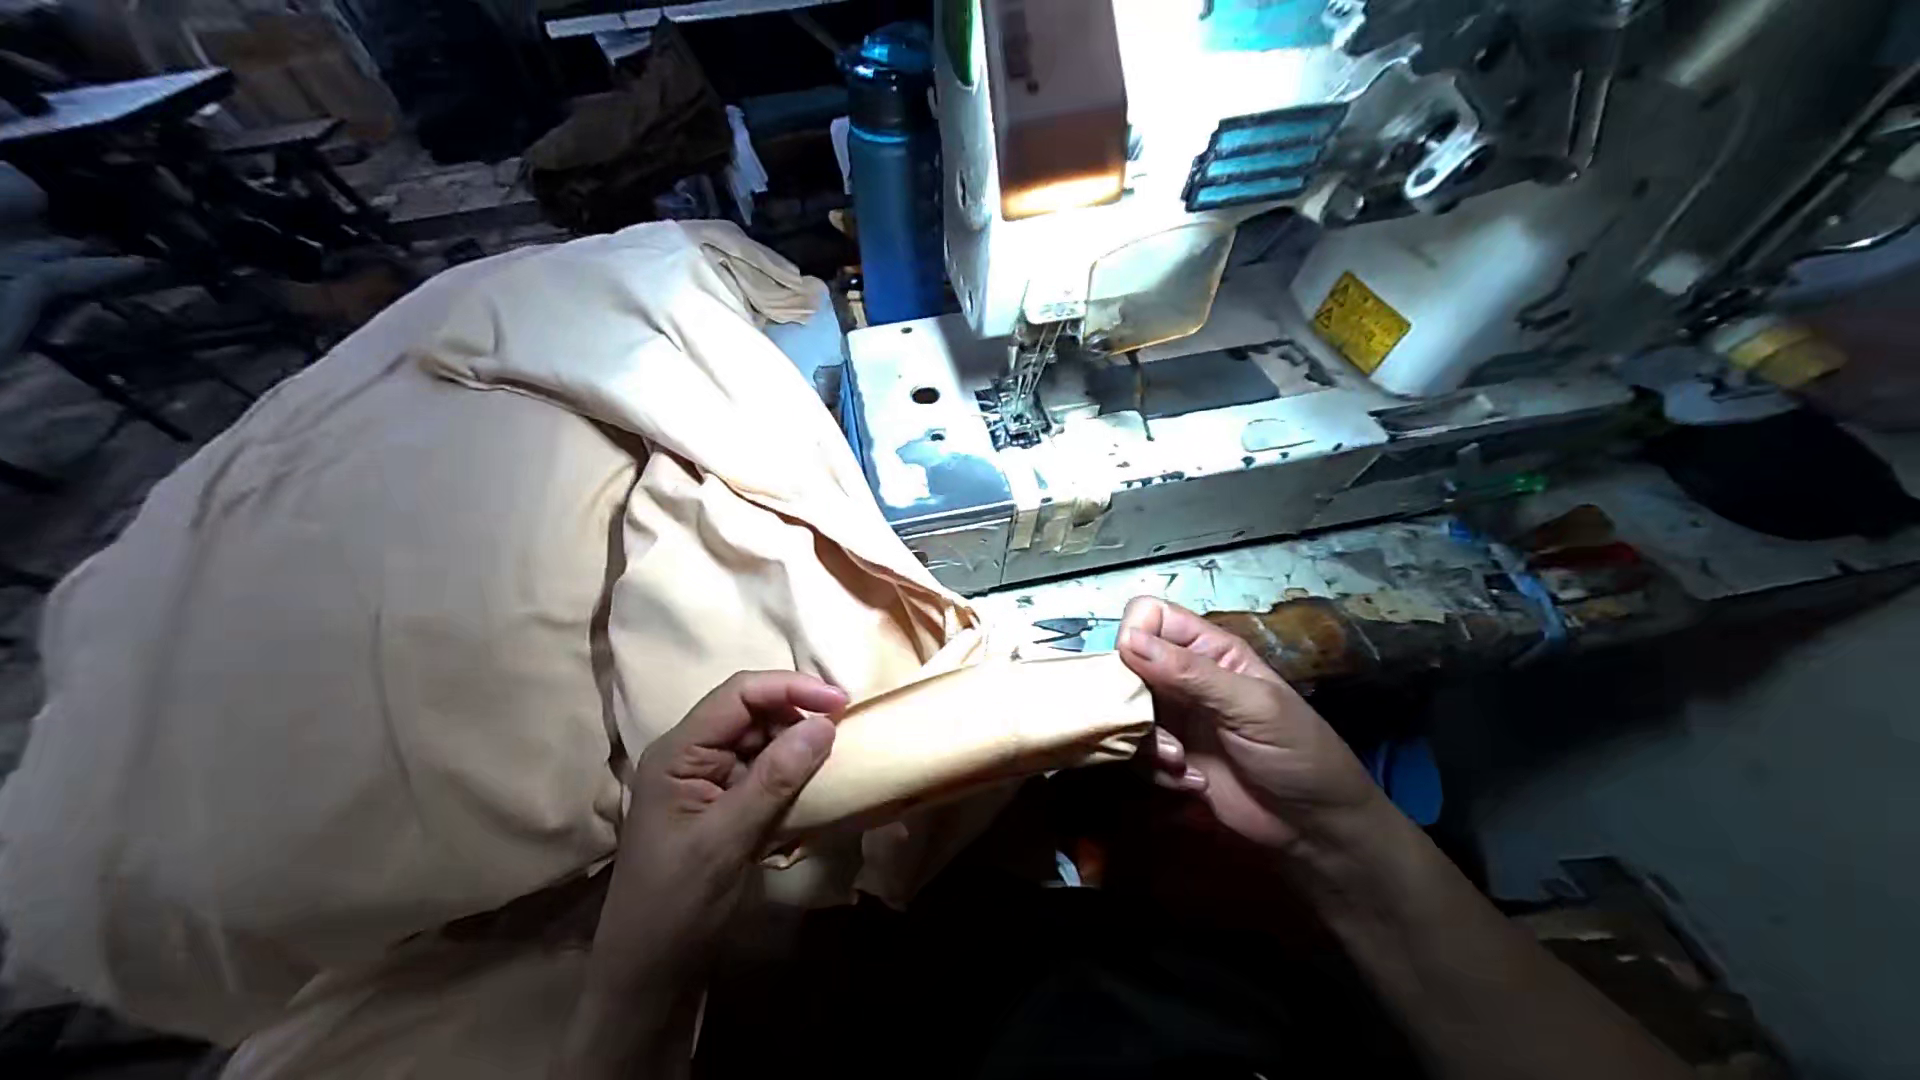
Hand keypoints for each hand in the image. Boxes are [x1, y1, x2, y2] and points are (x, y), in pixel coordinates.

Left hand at [584, 671, 847, 996]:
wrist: (649, 975)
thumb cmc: (675, 905)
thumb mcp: (726, 840)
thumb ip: (775, 778)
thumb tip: (824, 725)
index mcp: (677, 752)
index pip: (738, 695)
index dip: (790, 688)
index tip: (840, 701)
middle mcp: (691, 754)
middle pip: (752, 711)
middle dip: (798, 714)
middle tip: (843, 731)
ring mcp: (707, 778)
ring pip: (762, 738)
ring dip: (797, 743)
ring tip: (833, 757)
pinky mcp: (724, 802)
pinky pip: (764, 769)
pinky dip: (792, 771)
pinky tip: (813, 784)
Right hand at [1119, 597, 1382, 853]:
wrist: (1315, 827)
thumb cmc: (1298, 752)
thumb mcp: (1252, 705)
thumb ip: (1191, 672)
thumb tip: (1128, 640)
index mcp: (1207, 650)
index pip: (1149, 616)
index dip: (1133, 633)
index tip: (1134, 666)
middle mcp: (1180, 676)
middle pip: (1123, 664)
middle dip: (1130, 697)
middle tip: (1150, 723)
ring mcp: (1170, 717)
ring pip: (1123, 711)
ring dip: (1146, 740)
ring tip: (1180, 760)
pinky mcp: (1164, 756)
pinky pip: (1134, 751)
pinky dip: (1155, 769)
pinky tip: (1192, 782)